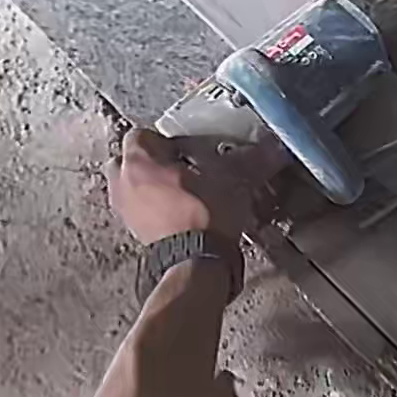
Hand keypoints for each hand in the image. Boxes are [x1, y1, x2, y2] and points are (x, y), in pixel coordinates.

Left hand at [104, 129, 281, 242]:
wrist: (196, 262)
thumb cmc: (206, 216)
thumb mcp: (231, 181)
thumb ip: (247, 161)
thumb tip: (272, 150)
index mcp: (140, 159)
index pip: (144, 134)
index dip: (167, 141)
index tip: (188, 151)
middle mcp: (124, 181)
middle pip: (131, 161)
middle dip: (150, 164)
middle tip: (180, 171)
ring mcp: (126, 209)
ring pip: (133, 187)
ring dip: (150, 188)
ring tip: (180, 196)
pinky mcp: (135, 232)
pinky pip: (140, 211)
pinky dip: (153, 210)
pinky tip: (179, 216)